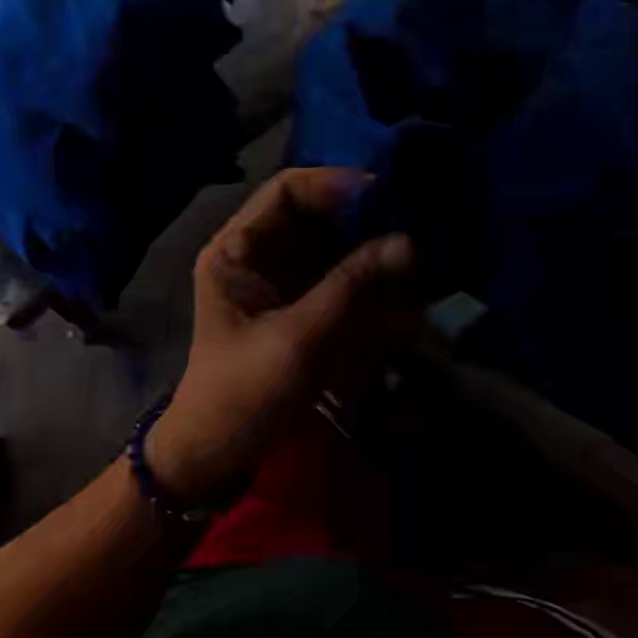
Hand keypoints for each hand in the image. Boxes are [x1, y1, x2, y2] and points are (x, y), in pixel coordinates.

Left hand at [145, 168, 413, 503]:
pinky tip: (405, 291)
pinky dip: (369, 284)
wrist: (216, 451)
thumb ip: (351, 286)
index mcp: (236, 249)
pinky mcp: (299, 309)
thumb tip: (406, 241)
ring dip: (372, 251)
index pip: (285, 191)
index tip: (386, 194)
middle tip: (418, 220)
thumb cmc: (243, 392)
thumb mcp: (299, 337)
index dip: (334, 185)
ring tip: (421, 254)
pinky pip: (338, 282)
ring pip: (332, 249)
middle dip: (363, 219)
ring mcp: (279, 282)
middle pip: (315, 218)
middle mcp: (257, 255)